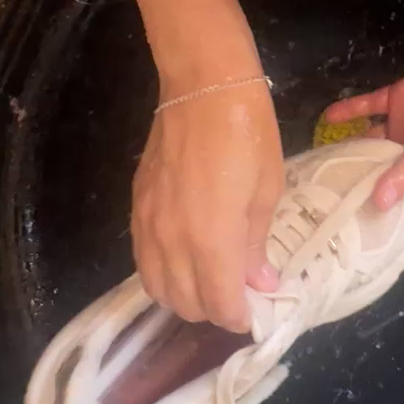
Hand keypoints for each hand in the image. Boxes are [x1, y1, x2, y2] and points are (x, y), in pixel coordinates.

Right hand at [132, 79, 284, 332]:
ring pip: (157, 287)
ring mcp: (148, 224)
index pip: (218, 304)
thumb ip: (257, 241)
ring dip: (185, 295)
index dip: (239, 318)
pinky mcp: (136, 205)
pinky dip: (162, 272)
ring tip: (213, 280)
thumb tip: (259, 282)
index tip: (255, 314)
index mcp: (212, 239)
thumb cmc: (248, 132)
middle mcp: (172, 241)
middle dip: (213, 309)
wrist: (205, 85)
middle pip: (184, 303)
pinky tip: (184, 258)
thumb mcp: (267, 187)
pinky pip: (143, 259)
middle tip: (238, 294)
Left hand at [322, 50, 403, 211]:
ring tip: (317, 154)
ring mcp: (400, 123)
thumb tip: (379, 203)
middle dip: (352, 173)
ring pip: (367, 136)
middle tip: (319, 187)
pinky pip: (368, 106)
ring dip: (347, 142)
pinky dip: (350, 110)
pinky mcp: (396, 98)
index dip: (372, 202)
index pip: (393, 192)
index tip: (345, 215)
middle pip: (374, 165)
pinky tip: (328, 116)